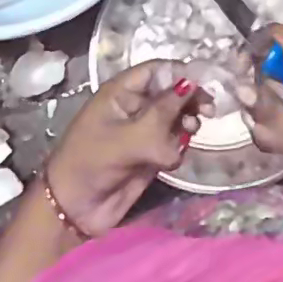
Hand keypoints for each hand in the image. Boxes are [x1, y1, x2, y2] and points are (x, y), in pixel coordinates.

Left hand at [49, 62, 203, 235]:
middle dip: (189, 99)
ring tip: (188, 132)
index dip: (180, 72)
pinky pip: (173, 143)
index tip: (204, 82)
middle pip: (171, 92)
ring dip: (186, 124)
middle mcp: (134, 107)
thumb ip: (164, 110)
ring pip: (175, 118)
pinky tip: (172, 157)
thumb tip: (191, 82)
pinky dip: (178, 148)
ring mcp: (143, 132)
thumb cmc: (93, 162)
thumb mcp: (129, 135)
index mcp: (121, 92)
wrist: (74, 210)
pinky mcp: (150, 155)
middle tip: (208, 109)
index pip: (157, 70)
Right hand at [245, 25, 282, 176]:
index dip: (250, 52)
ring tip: (282, 129)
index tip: (242, 82)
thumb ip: (267, 111)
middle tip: (262, 116)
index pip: (270, 34)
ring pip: (282, 75)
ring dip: (275, 101)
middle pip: (273, 56)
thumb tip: (239, 89)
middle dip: (262, 86)